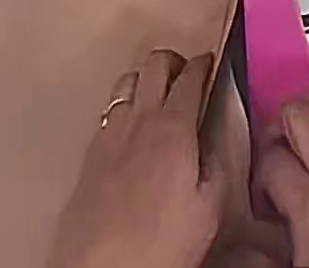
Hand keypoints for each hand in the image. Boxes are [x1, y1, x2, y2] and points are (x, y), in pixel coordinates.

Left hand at [48, 51, 225, 267]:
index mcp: (174, 126)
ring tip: (159, 98)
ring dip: (146, 79)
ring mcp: (110, 132)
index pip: (191, 75)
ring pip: (128, 79)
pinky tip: (133, 130)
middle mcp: (140, 118)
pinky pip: (109, 109)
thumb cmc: (159, 246)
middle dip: (175, 61)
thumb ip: (218, 162)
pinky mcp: (89, 153)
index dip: (205, 64)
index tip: (212, 64)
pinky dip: (125, 106)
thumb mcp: (209, 209)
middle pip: (155, 63)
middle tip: (187, 77)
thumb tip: (217, 134)